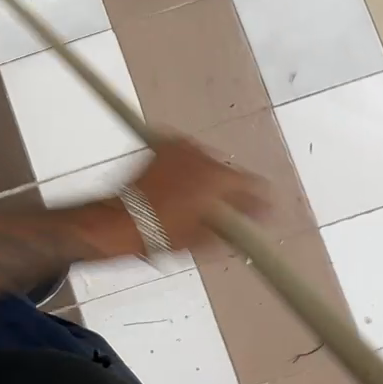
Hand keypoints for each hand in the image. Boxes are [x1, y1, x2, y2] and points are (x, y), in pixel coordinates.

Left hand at [123, 137, 268, 252]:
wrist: (123, 218)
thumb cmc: (159, 229)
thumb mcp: (207, 239)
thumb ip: (235, 228)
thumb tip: (250, 225)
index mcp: (218, 179)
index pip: (254, 185)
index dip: (257, 200)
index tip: (259, 209)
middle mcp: (202, 157)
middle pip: (228, 172)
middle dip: (227, 189)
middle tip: (221, 209)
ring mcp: (181, 147)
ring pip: (206, 161)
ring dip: (206, 176)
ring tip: (194, 198)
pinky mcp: (163, 144)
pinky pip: (185, 154)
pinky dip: (186, 166)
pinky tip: (179, 183)